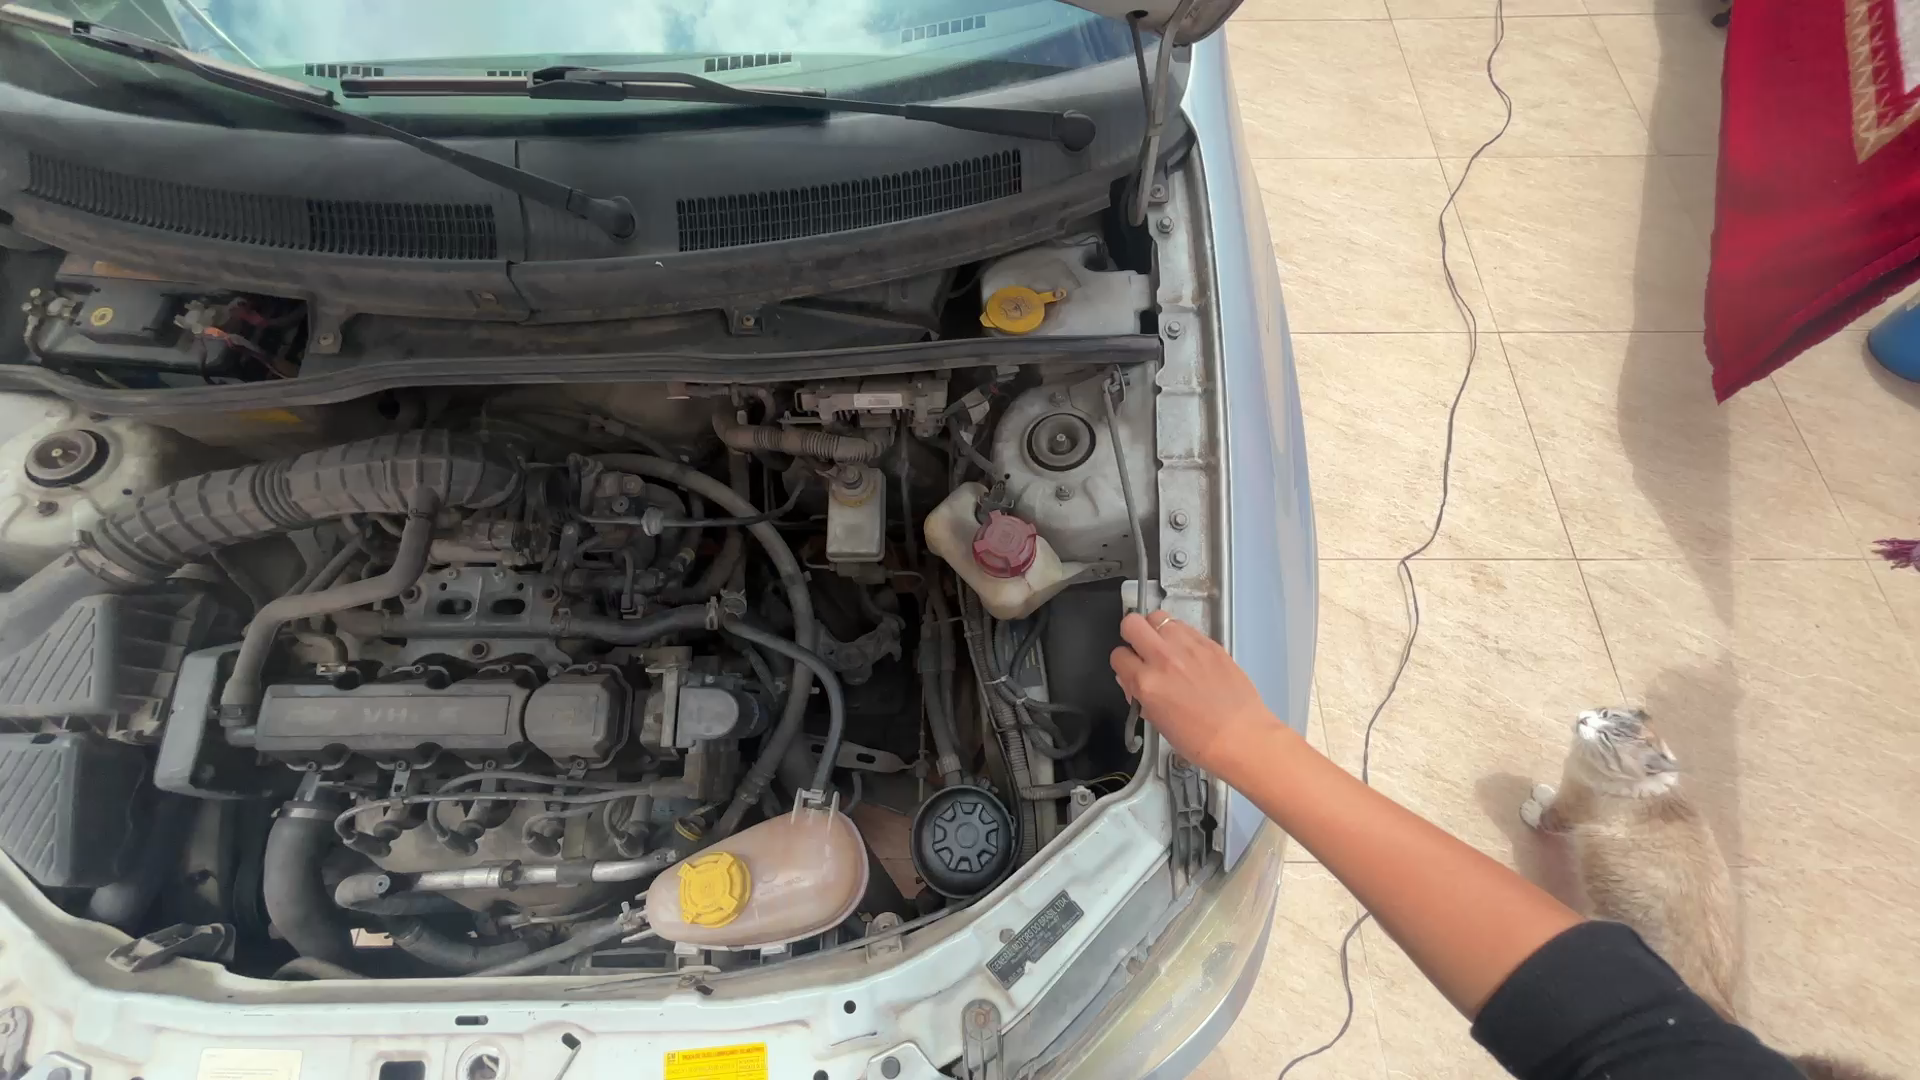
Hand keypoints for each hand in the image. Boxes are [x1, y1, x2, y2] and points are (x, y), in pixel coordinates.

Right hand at [1108, 611, 1296, 781]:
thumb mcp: (1157, 720)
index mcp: (1146, 682)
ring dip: (1157, 630)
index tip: (1130, 668)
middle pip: (1131, 623)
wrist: (1242, 737)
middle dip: (1131, 634)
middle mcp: (1163, 658)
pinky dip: (1180, 636)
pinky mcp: (1209, 643)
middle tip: (1141, 647)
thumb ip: (1139, 693)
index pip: (1118, 656)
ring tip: (1166, 647)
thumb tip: (1130, 678)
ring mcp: (1188, 647)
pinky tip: (1188, 654)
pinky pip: (1184, 627)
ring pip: (1158, 617)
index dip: (1123, 663)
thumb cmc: (1199, 740)